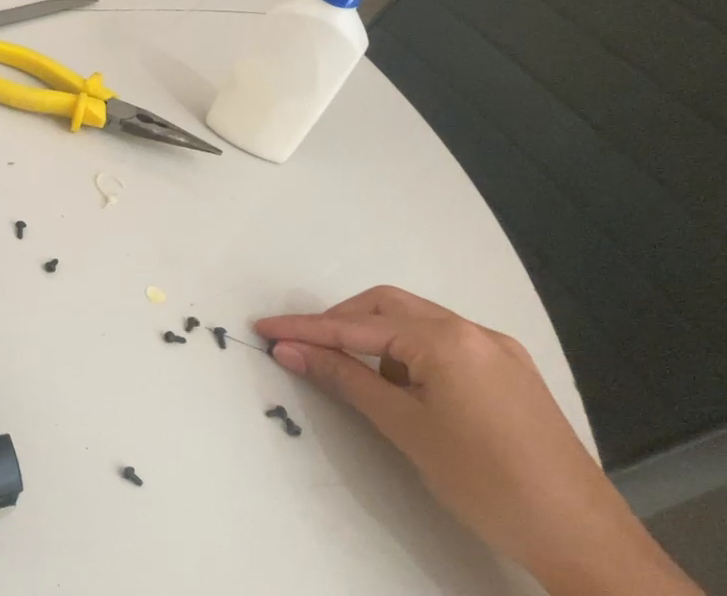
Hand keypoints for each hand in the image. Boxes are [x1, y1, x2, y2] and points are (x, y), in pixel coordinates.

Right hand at [256, 286, 696, 595]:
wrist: (581, 536)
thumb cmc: (483, 479)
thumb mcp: (403, 425)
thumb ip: (343, 378)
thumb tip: (289, 350)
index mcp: (447, 340)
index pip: (357, 326)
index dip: (305, 329)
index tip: (263, 328)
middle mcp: (475, 333)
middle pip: (388, 307)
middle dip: (340, 321)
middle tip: (303, 346)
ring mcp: (500, 353)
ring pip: (417, 322)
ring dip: (375, 336)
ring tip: (351, 372)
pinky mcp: (512, 375)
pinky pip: (445, 343)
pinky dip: (409, 351)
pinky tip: (401, 385)